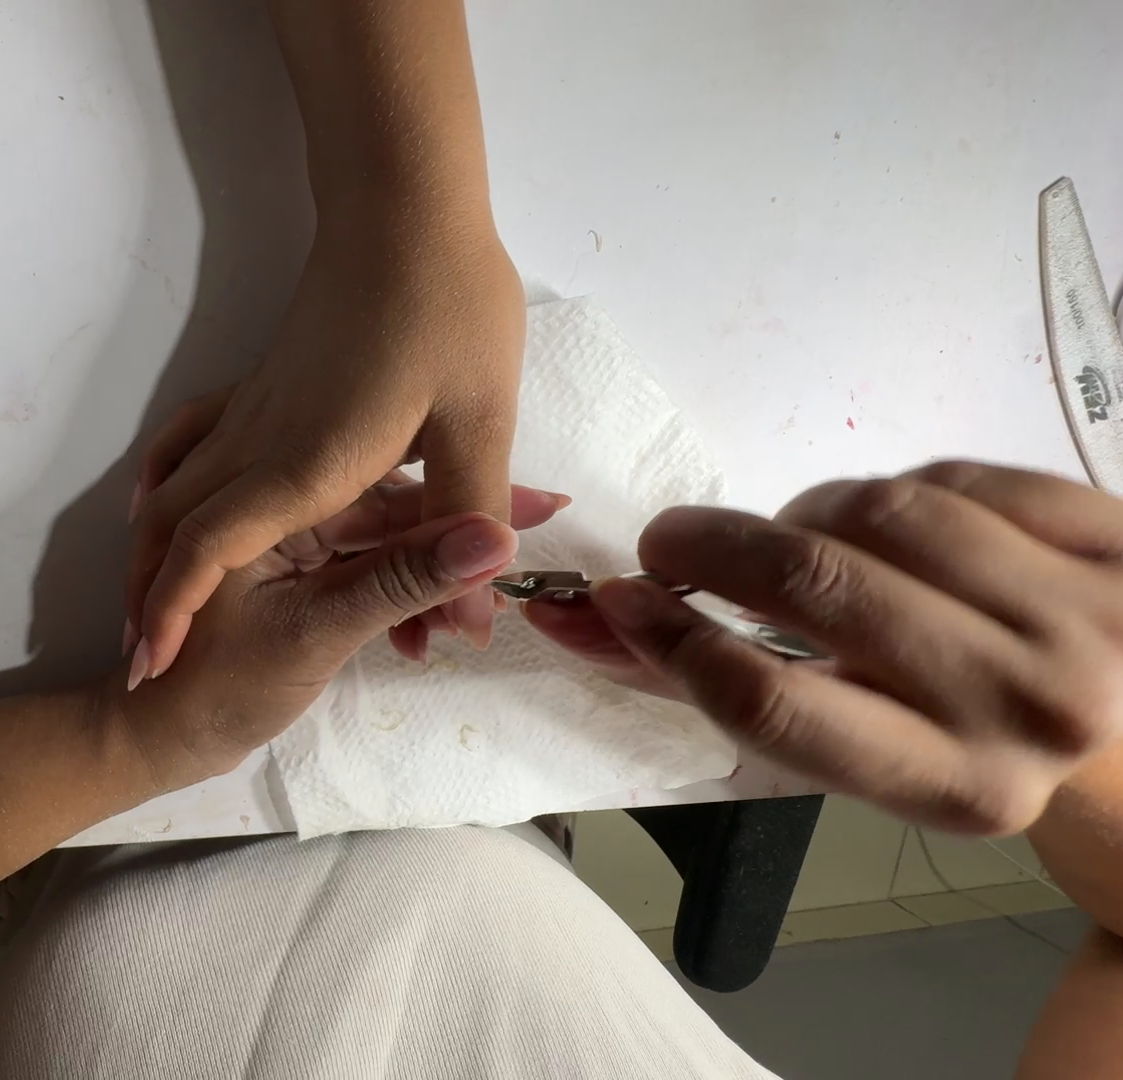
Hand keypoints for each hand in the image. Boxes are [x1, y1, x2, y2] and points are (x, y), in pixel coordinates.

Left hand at [112, 477, 562, 790]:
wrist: (168, 738)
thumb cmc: (222, 686)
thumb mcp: (317, 630)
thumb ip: (402, 582)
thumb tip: (494, 541)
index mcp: (269, 501)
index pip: (382, 489)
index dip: (461, 499)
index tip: (538, 501)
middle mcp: (279, 511)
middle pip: (385, 514)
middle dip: (456, 537)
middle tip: (534, 536)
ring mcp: (290, 548)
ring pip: (378, 547)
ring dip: (431, 577)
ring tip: (486, 606)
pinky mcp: (297, 580)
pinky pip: (360, 575)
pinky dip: (398, 600)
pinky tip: (433, 629)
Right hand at [126, 225, 524, 685]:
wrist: (402, 211)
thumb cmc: (447, 311)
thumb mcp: (477, 423)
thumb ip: (465, 523)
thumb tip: (467, 625)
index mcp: (304, 464)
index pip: (206, 548)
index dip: (169, 612)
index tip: (146, 668)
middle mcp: (255, 446)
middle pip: (171, 527)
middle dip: (146, 599)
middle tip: (142, 657)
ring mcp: (245, 415)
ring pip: (170, 490)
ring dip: (149, 552)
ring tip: (145, 605)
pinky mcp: (252, 394)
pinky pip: (182, 445)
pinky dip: (157, 482)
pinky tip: (151, 500)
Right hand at [523, 462, 1122, 835]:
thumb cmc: (920, 731)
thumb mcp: (806, 730)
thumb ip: (673, 672)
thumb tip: (559, 613)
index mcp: (945, 782)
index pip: (766, 702)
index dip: (666, 639)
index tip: (615, 596)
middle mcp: (1034, 707)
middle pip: (814, 585)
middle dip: (707, 547)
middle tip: (668, 545)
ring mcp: (1097, 614)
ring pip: (877, 511)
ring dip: (801, 516)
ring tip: (796, 543)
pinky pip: (952, 476)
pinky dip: (888, 490)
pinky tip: (892, 532)